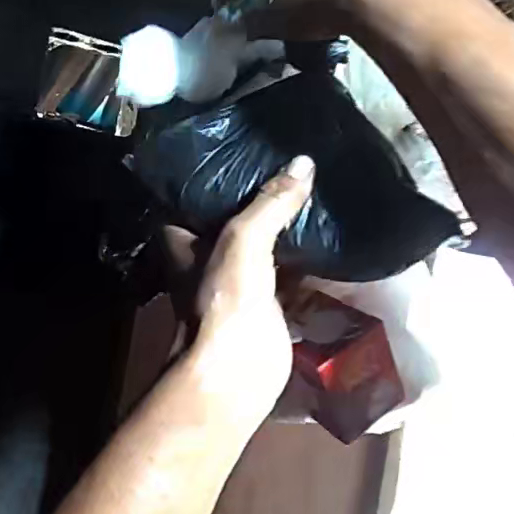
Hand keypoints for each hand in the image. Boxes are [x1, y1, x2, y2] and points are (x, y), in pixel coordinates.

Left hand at [165, 155, 315, 425]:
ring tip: (314, 184)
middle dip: (258, 194)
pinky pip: (286, 267)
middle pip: (232, 215)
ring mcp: (235, 277)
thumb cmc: (225, 301)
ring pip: (262, 240)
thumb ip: (270, 204)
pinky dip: (304, 253)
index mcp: (184, 237)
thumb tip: (304, 163)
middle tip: (291, 159)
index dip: (217, 170)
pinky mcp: (265, 298)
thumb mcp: (243, 242)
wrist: (236, 371)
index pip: (195, 192)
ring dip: (283, 222)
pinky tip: (329, 230)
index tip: (245, 142)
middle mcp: (205, 254)